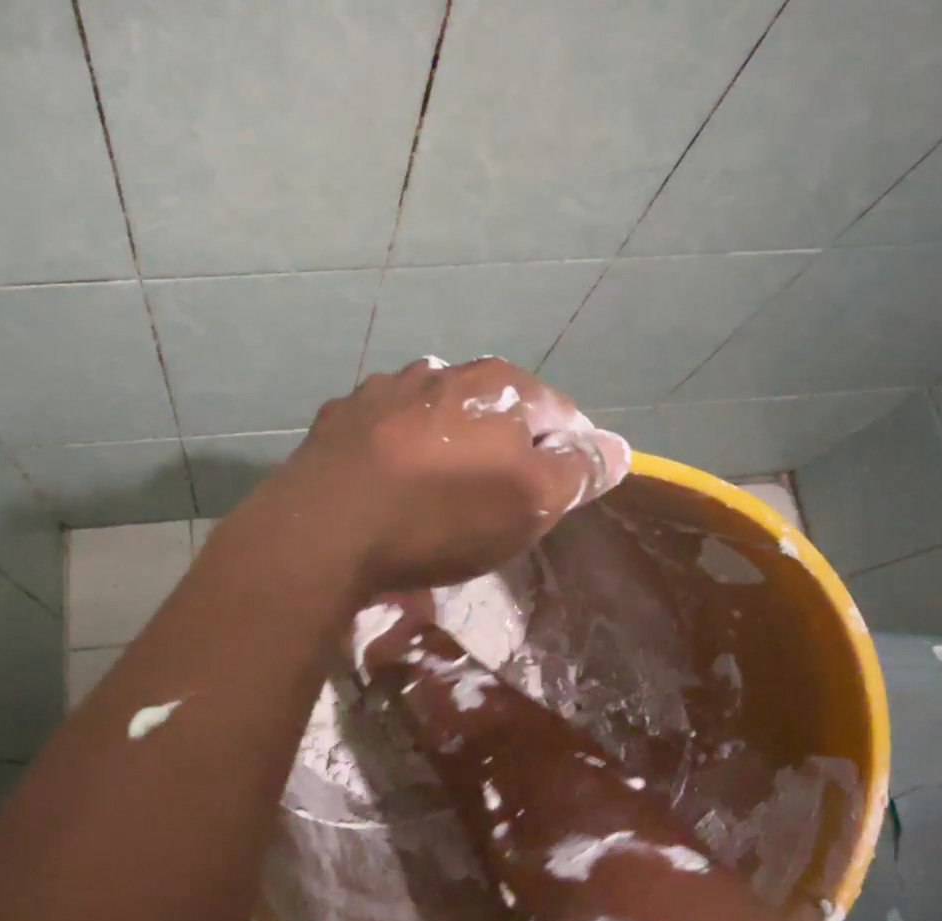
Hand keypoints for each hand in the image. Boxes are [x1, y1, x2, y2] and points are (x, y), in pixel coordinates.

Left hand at [241, 357, 629, 597]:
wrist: (323, 529)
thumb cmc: (440, 515)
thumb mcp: (530, 502)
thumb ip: (578, 470)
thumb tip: (618, 447)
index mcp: (496, 383)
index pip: (557, 410)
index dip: (566, 452)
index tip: (554, 495)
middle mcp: (438, 371)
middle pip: (490, 409)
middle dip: (501, 449)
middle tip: (493, 502)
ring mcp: (380, 391)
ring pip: (433, 417)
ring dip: (444, 448)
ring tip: (435, 496)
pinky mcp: (336, 421)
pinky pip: (382, 435)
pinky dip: (393, 456)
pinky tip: (385, 488)